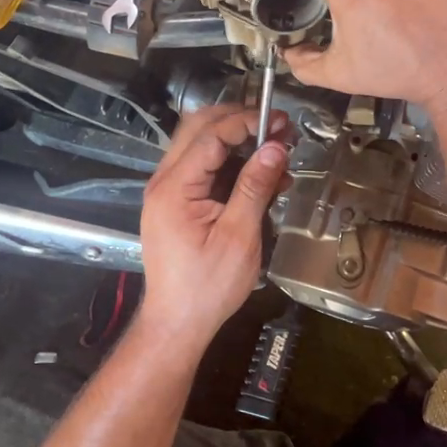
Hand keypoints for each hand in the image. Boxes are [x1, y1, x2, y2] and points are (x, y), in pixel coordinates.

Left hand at [137, 105, 290, 346]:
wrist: (177, 325)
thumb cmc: (208, 286)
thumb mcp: (239, 236)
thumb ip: (255, 187)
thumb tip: (276, 146)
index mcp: (174, 188)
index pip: (211, 135)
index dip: (247, 121)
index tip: (282, 122)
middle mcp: (164, 182)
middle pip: (199, 128)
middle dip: (241, 121)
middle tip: (279, 127)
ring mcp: (168, 191)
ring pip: (201, 144)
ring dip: (239, 139)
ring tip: (278, 149)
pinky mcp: (177, 202)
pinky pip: (204, 167)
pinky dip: (233, 162)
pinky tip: (265, 176)